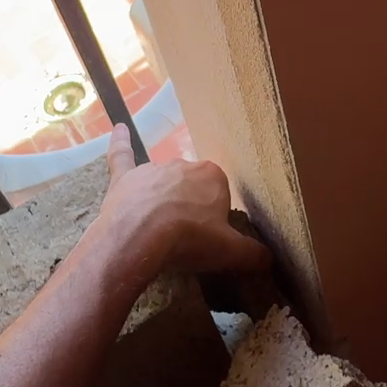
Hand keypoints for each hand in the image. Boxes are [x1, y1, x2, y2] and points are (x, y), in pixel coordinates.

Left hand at [94, 124, 271, 282]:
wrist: (139, 238)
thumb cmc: (190, 240)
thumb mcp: (230, 252)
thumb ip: (253, 254)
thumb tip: (268, 259)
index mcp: (213, 176)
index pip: (220, 193)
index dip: (215, 217)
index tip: (209, 237)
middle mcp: (185, 164)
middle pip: (191, 187)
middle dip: (190, 207)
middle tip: (185, 237)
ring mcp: (153, 169)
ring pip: (162, 181)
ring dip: (163, 198)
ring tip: (158, 229)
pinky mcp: (125, 177)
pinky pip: (122, 154)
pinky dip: (120, 141)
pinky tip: (118, 127)